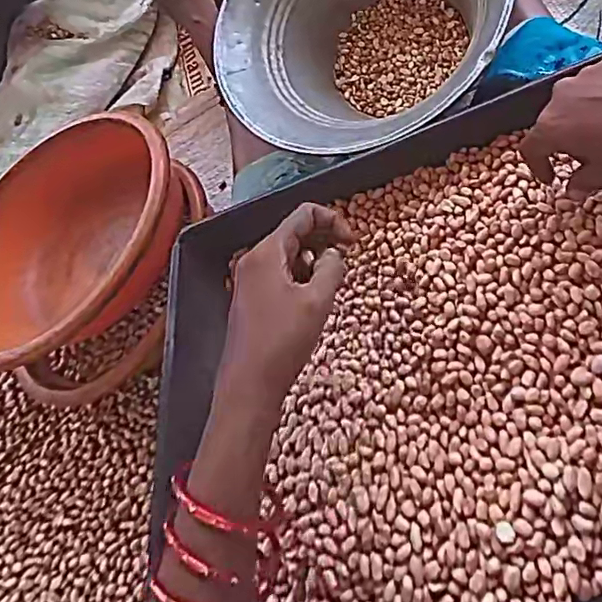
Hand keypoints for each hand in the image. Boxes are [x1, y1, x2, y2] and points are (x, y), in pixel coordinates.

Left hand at [218, 203, 354, 406]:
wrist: (248, 387)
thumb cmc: (282, 342)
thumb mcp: (318, 301)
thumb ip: (332, 267)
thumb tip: (335, 253)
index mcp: (266, 252)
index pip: (303, 215)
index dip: (333, 220)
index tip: (352, 242)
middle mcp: (254, 260)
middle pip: (295, 232)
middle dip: (325, 241)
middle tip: (347, 260)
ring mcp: (250, 280)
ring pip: (290, 255)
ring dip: (315, 261)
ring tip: (330, 285)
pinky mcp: (252, 299)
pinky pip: (282, 274)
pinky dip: (302, 277)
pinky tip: (313, 300)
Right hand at [520, 55, 601, 191]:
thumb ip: (585, 182)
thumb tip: (575, 186)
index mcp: (553, 126)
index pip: (531, 147)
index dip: (539, 166)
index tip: (551, 176)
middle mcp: (564, 94)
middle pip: (553, 119)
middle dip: (566, 139)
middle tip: (589, 156)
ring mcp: (589, 73)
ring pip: (577, 99)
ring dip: (588, 117)